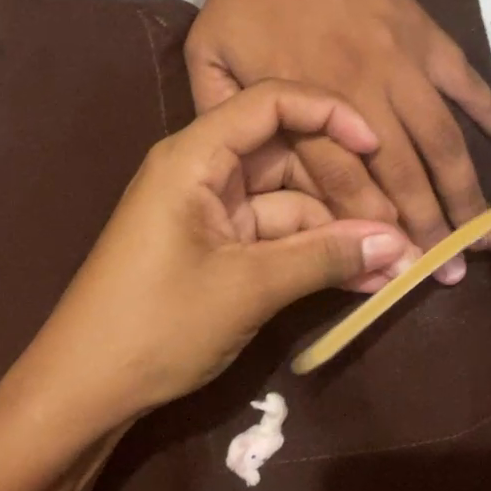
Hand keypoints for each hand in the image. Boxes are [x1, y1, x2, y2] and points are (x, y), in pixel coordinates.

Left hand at [28, 80, 416, 421]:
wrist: (84, 388)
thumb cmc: (156, 323)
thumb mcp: (247, 287)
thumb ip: (323, 258)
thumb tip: (400, 243)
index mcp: (194, 156)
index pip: (269, 102)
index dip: (328, 112)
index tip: (378, 142)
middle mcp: (203, 172)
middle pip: (287, 157)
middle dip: (346, 193)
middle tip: (406, 228)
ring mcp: (211, 213)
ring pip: (289, 205)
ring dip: (338, 234)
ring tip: (398, 265)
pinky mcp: (217, 250)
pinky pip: (276, 239)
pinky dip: (314, 257)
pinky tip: (363, 279)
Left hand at [186, 0, 490, 282]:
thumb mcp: (207, 57)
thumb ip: (219, 116)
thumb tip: (241, 172)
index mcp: (307, 102)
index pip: (344, 183)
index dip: (371, 231)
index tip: (394, 272)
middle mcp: (363, 90)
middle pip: (401, 173)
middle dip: (426, 228)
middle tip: (448, 274)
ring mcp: (402, 63)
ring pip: (440, 139)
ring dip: (463, 189)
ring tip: (482, 234)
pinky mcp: (426, 38)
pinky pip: (465, 80)